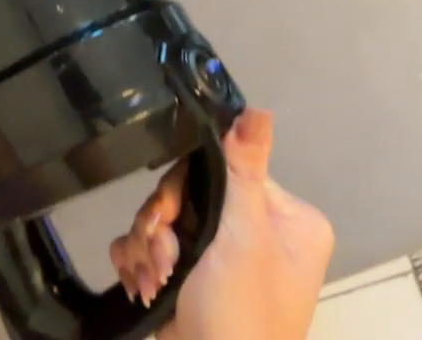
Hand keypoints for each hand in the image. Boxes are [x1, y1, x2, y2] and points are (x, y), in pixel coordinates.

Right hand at [110, 109, 333, 339]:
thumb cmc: (240, 309)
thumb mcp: (243, 238)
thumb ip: (243, 171)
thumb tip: (260, 111)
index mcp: (282, 219)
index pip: (218, 169)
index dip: (182, 188)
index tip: (169, 216)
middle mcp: (253, 230)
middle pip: (181, 192)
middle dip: (160, 226)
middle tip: (163, 257)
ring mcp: (217, 253)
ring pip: (159, 218)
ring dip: (147, 248)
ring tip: (155, 281)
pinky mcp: (186, 271)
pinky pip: (146, 243)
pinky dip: (139, 261)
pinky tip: (145, 285)